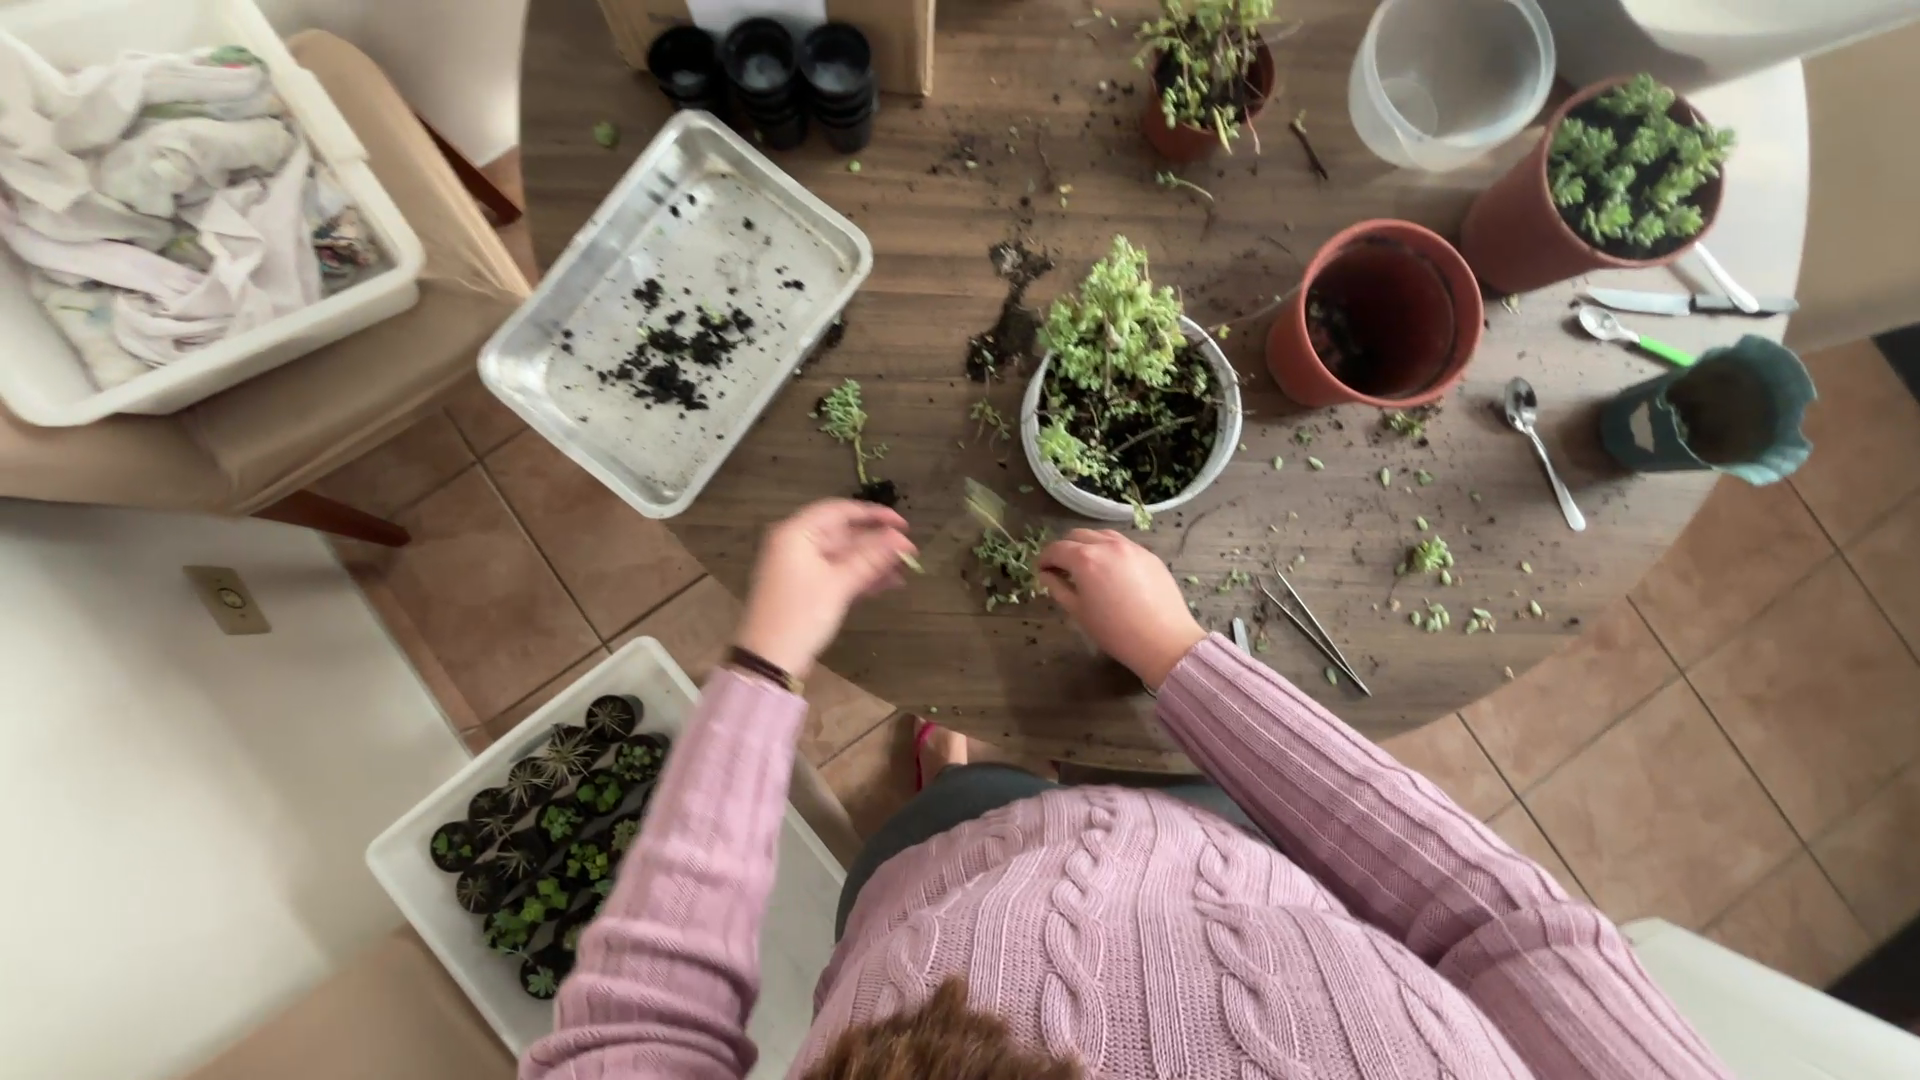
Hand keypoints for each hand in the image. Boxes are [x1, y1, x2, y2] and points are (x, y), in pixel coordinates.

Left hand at [735, 500, 916, 678]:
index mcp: (797, 533)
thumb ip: (871, 558)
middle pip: (844, 534)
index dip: (873, 514)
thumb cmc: (800, 615)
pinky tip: (888, 583)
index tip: (903, 523)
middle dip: (877, 543)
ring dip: (873, 562)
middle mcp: (797, 544)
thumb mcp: (838, 584)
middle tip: (909, 551)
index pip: (840, 511)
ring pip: (844, 556)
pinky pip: (839, 573)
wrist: (769, 660)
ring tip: (905, 569)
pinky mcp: (808, 588)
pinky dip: (861, 577)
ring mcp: (802, 567)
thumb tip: (901, 538)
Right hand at [1037, 529, 1206, 689]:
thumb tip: (1046, 574)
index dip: (1044, 558)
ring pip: (1101, 535)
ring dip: (1087, 545)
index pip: (1056, 549)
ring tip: (1086, 565)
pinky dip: (1108, 550)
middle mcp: (1107, 545)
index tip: (1040, 570)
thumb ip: (1058, 587)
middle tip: (1061, 568)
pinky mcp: (1149, 554)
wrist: (1164, 641)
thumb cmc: (1115, 631)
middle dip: (1064, 548)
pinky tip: (1110, 570)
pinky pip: (1122, 544)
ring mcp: (1131, 547)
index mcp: (1085, 559)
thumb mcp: (1078, 612)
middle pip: (1077, 535)